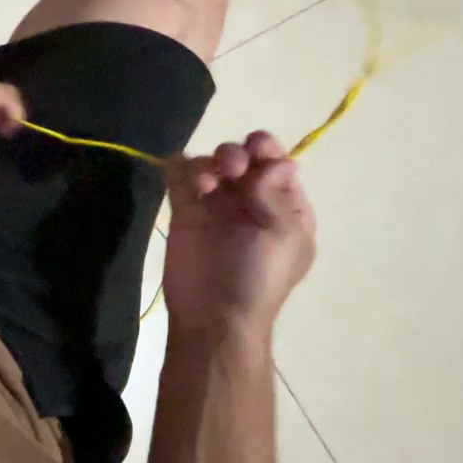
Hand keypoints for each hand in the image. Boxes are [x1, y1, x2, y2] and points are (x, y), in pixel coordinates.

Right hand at [163, 131, 315, 340]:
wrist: (214, 313)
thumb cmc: (258, 278)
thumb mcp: (282, 237)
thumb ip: (275, 195)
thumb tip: (278, 160)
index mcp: (283, 205)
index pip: (277, 163)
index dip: (266, 150)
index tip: (255, 149)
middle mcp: (249, 199)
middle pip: (241, 157)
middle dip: (234, 155)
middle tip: (228, 169)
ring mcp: (214, 204)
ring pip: (209, 162)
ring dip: (208, 163)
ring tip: (204, 184)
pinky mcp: (183, 209)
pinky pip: (179, 176)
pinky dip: (180, 169)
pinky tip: (188, 185)